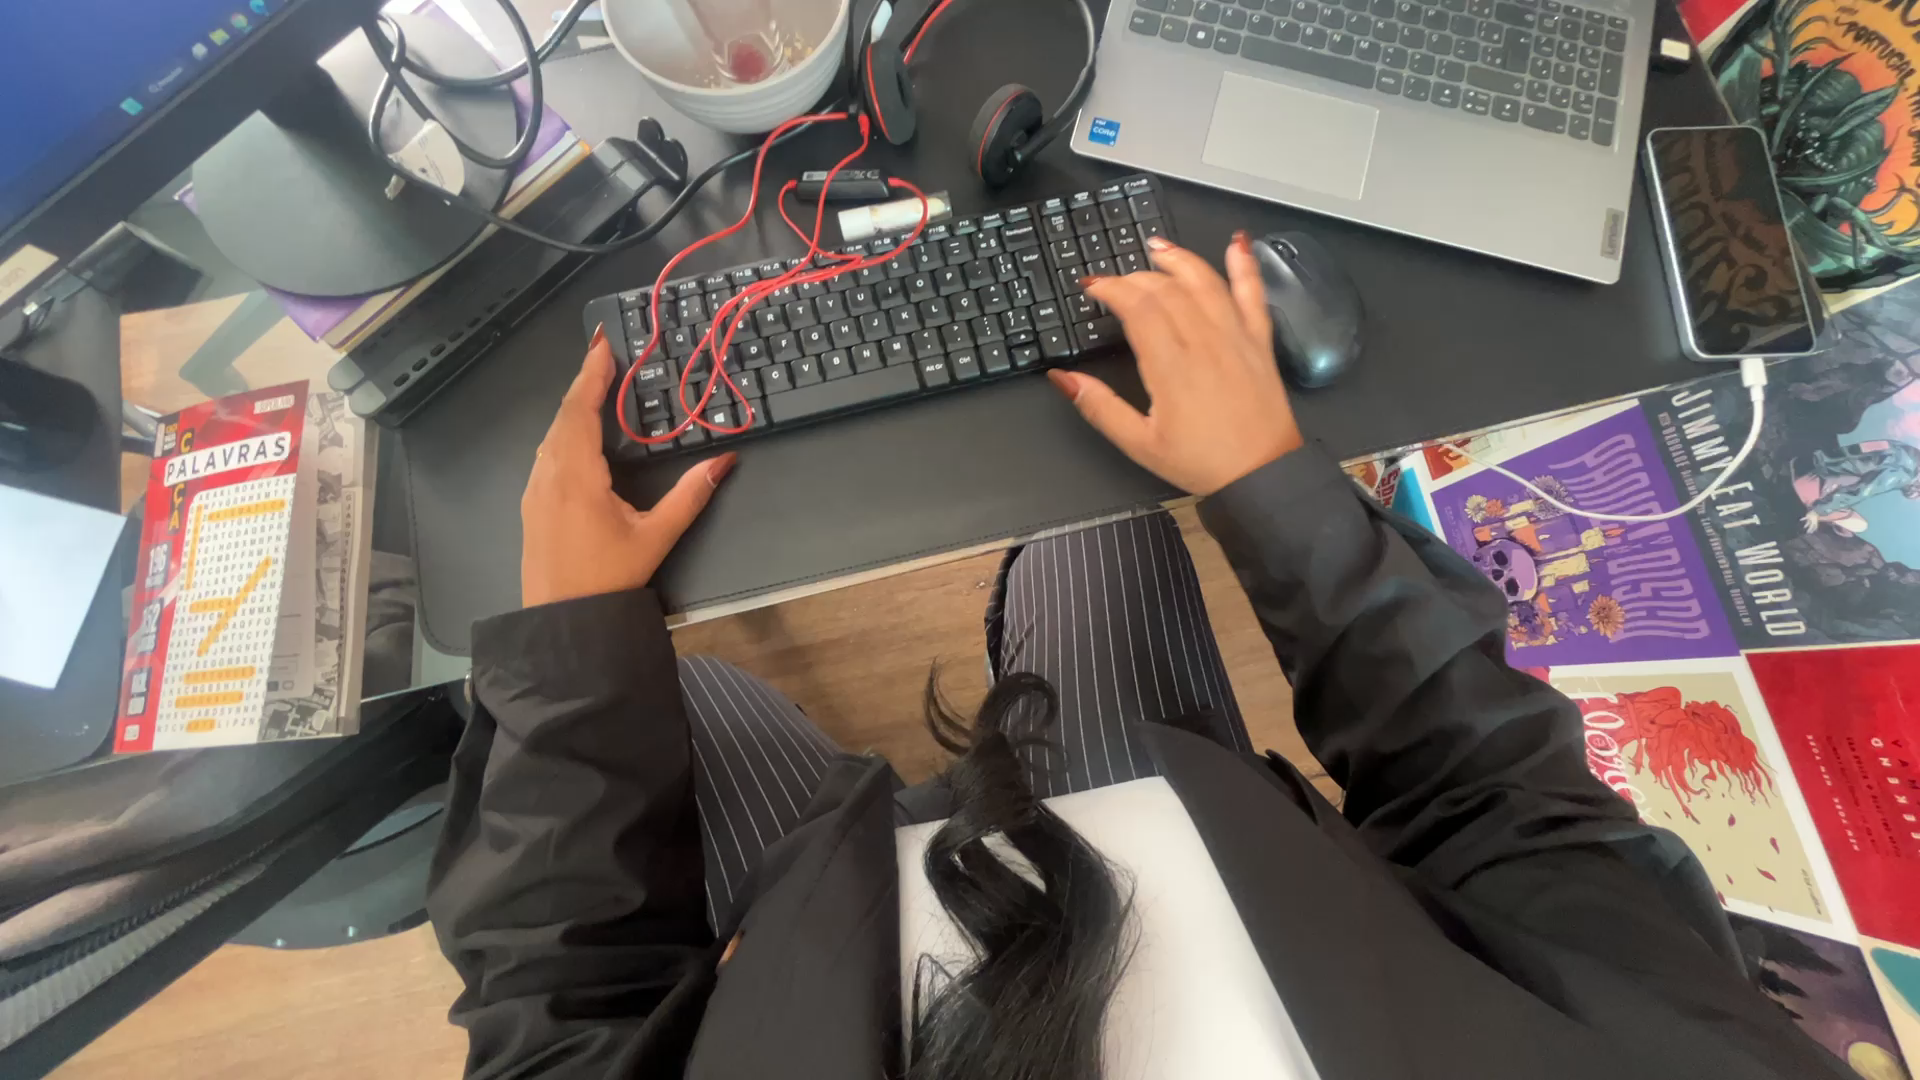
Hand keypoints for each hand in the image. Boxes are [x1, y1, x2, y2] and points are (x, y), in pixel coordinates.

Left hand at [520, 327, 735, 607]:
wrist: (561, 620)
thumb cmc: (608, 577)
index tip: (602, 343)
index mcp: (577, 476)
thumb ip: (690, 495)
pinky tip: (577, 436)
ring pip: (551, 435)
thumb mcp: (656, 536)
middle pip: (562, 416)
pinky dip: (564, 432)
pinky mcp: (533, 504)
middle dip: (583, 382)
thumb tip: (725, 461)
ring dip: (572, 407)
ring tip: (595, 388)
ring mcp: (535, 490)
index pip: (580, 410)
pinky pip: (546, 454)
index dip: (591, 374)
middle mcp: (549, 475)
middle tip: (603, 355)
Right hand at [1047, 234, 1303, 495]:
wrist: (1262, 474)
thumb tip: (1063, 379)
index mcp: (1171, 366)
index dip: (1112, 288)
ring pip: (1205, 282)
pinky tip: (1236, 243)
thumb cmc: (1199, 462)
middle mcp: (1204, 342)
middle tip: (1115, 281)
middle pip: (1167, 290)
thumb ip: (1099, 408)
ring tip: (1157, 247)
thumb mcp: (1138, 444)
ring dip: (1179, 259)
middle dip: (1136, 277)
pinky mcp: (1259, 342)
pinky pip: (1253, 294)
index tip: (1092, 286)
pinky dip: (1244, 266)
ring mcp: (1236, 337)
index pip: (1138, 308)